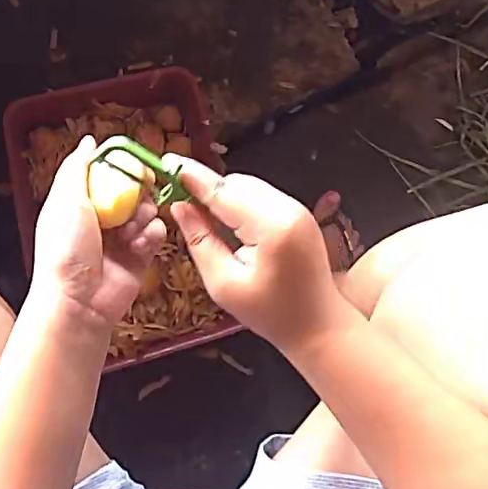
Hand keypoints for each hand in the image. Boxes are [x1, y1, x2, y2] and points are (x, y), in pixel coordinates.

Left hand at [32, 136, 165, 325]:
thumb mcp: (66, 198)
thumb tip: (89, 141)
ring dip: (143, 216)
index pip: (108, 172)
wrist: (78, 301)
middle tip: (134, 200)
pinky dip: (151, 236)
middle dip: (138, 192)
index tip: (134, 165)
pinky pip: (157, 233)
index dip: (123, 167)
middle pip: (133, 189)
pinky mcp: (140, 255)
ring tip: (130, 231)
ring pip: (148, 209)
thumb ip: (78, 166)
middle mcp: (102, 216)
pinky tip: (137, 245)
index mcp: (80, 200)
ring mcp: (122, 236)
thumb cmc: (64, 250)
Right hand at [163, 157, 349, 352]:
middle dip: (207, 187)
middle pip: (236, 183)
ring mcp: (297, 208)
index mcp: (272, 227)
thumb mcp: (224, 284)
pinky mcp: (298, 211)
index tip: (167, 162)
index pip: (223, 192)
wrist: (319, 325)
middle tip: (179, 197)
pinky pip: (259, 194)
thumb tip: (179, 206)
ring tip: (201, 213)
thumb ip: (199, 240)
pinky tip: (226, 219)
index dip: (193, 177)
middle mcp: (288, 209)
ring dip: (222, 194)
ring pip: (247, 185)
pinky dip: (238, 200)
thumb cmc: (270, 313)